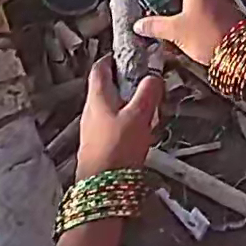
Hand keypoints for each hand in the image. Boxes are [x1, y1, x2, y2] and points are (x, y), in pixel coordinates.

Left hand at [75, 58, 164, 179]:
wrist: (103, 192)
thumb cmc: (117, 150)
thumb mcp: (140, 115)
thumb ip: (149, 92)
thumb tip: (154, 77)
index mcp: (97, 97)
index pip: (100, 67)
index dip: (113, 57)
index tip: (127, 53)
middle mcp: (91, 111)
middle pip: (106, 87)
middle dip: (126, 82)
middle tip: (145, 81)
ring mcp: (92, 130)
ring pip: (111, 107)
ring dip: (128, 103)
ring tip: (148, 107)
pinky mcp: (99, 146)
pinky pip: (113, 125)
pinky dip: (127, 121)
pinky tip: (141, 131)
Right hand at [133, 0, 242, 66]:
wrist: (242, 51)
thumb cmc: (208, 35)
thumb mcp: (175, 31)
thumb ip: (154, 26)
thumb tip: (139, 24)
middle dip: (165, 6)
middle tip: (153, 19)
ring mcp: (217, 1)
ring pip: (191, 5)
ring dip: (177, 16)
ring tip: (166, 32)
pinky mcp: (223, 15)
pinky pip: (201, 15)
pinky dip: (191, 23)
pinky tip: (184, 38)